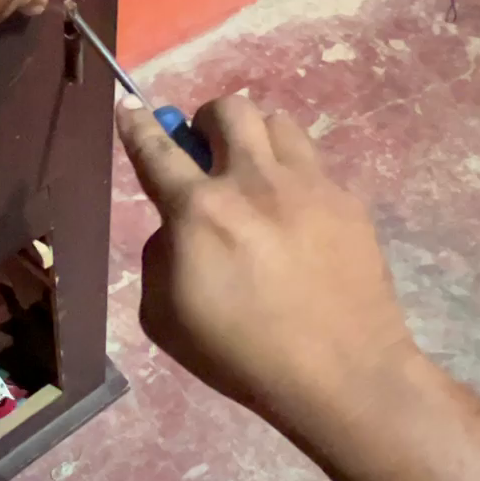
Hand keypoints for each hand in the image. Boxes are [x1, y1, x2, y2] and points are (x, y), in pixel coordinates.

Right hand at [116, 94, 421, 423]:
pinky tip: (298, 220)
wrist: (342, 375)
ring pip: (279, 122)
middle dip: (208, 121)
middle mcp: (254, 182)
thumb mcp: (164, 318)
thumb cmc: (241, 354)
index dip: (138, 124)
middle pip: (229, 109)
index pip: (157, 150)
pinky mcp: (348, 200)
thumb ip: (159, 257)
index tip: (131, 105)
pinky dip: (294, 179)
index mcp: (200, 211)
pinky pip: (314, 165)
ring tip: (257, 176)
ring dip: (256, 140)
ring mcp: (308, 185)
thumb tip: (177, 226)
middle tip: (207, 153)